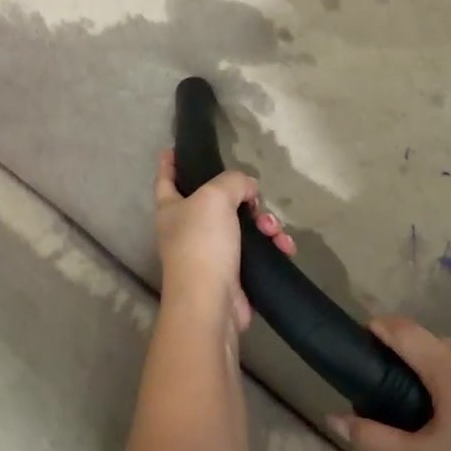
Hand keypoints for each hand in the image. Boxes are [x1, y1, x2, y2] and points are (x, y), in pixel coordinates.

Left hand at [151, 150, 294, 334]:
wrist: (211, 301)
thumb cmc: (202, 243)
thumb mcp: (215, 196)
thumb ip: (233, 182)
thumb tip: (248, 191)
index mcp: (171, 209)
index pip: (166, 179)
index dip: (169, 163)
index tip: (172, 149)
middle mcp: (187, 229)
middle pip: (217, 201)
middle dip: (244, 197)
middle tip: (256, 200)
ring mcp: (210, 252)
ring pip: (243, 224)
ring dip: (265, 223)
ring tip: (273, 230)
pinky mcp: (234, 272)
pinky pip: (258, 250)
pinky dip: (273, 246)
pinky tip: (285, 247)